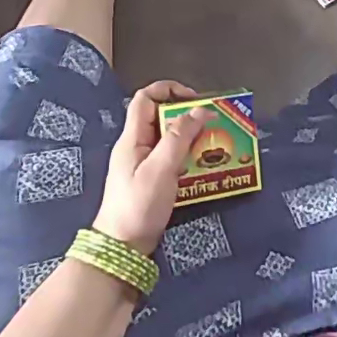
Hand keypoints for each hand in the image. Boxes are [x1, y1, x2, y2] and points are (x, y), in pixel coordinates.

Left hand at [93, 81, 211, 254]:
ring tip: (213, 143)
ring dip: (190, 137)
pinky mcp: (151, 180)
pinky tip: (202, 165)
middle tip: (212, 123)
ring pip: (168, 139)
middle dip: (187, 115)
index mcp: (132, 137)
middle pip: (160, 117)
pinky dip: (187, 156)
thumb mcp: (161, 169)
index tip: (196, 99)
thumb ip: (179, 138)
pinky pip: (171, 158)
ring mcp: (143, 163)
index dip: (169, 90)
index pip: (146, 98)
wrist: (123, 247)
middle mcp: (136, 146)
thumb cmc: (139, 205)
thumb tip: (199, 110)